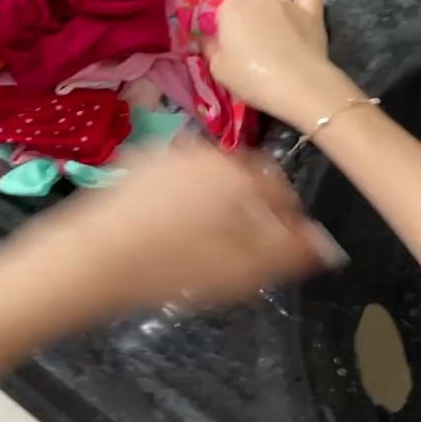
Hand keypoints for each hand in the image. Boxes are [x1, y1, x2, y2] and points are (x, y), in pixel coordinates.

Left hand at [0, 140, 343, 328]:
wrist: (93, 256)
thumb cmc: (172, 266)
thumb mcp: (243, 269)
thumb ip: (290, 251)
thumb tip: (327, 242)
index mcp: (238, 172)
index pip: (280, 188)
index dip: (282, 220)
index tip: (274, 247)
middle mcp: (206, 152)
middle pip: (243, 178)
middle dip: (247, 209)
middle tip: (237, 252)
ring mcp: (168, 154)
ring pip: (208, 178)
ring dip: (214, 203)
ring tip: (200, 245)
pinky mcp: (138, 163)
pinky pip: (176, 178)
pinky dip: (182, 199)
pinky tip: (167, 231)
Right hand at [205, 0, 365, 128]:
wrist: (298, 85)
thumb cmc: (251, 77)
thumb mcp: (218, 70)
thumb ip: (210, 49)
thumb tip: (209, 40)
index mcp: (230, 7)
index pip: (224, 14)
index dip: (228, 33)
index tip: (233, 52)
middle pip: (250, 6)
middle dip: (251, 23)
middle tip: (256, 50)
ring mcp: (287, 1)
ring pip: (276, 2)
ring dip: (275, 16)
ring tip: (282, 42)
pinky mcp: (312, 10)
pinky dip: (304, 1)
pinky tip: (303, 14)